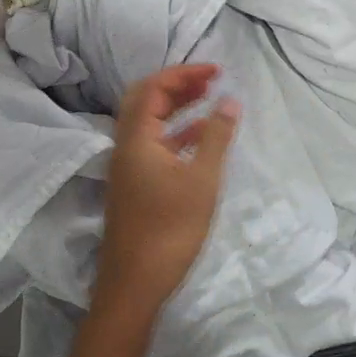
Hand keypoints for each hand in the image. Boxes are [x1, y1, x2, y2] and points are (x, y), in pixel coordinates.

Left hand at [95, 65, 239, 312]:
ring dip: (176, 106)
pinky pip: (152, 143)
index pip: (154, 88)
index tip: (217, 71)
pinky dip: (175, 131)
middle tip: (210, 80)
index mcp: (136, 139)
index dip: (185, 73)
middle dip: (178, 84)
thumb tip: (230, 100)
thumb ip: (216, 136)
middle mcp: (125, 147)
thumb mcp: (203, 179)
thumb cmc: (170, 229)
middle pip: (145, 100)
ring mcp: (127, 168)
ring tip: (209, 99)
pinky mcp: (134, 186)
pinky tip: (200, 137)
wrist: (134, 285)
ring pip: (148, 122)